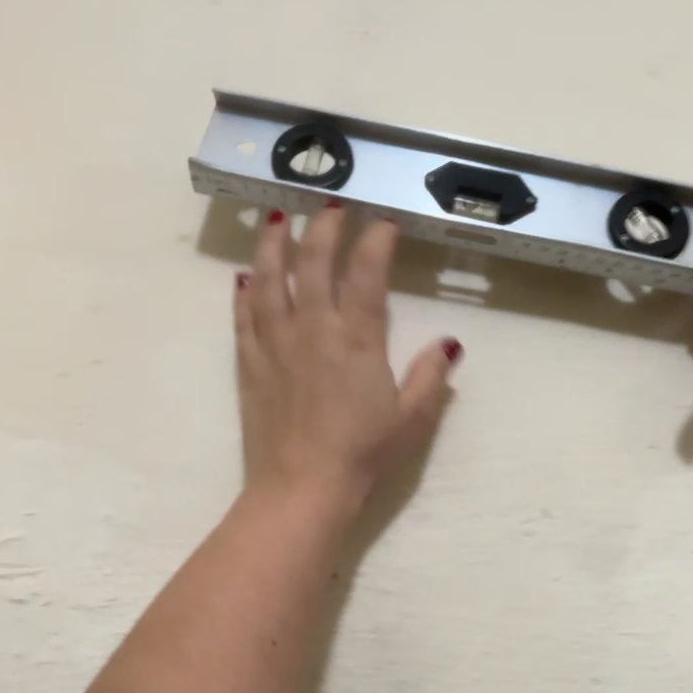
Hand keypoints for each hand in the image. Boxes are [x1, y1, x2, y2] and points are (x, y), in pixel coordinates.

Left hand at [233, 204, 461, 506]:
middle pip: (313, 262)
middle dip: (324, 227)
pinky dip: (244, 292)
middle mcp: (312, 328)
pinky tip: (245, 277)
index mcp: (356, 338)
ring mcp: (275, 343)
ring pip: (269, 279)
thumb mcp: (410, 419)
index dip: (376, 241)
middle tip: (332, 205)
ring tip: (278, 220)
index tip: (384, 223)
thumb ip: (430, 377)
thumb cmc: (361, 455)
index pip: (366, 273)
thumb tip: (448, 343)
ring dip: (274, 244)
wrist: (301, 487)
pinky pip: (243, 317)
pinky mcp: (249, 364)